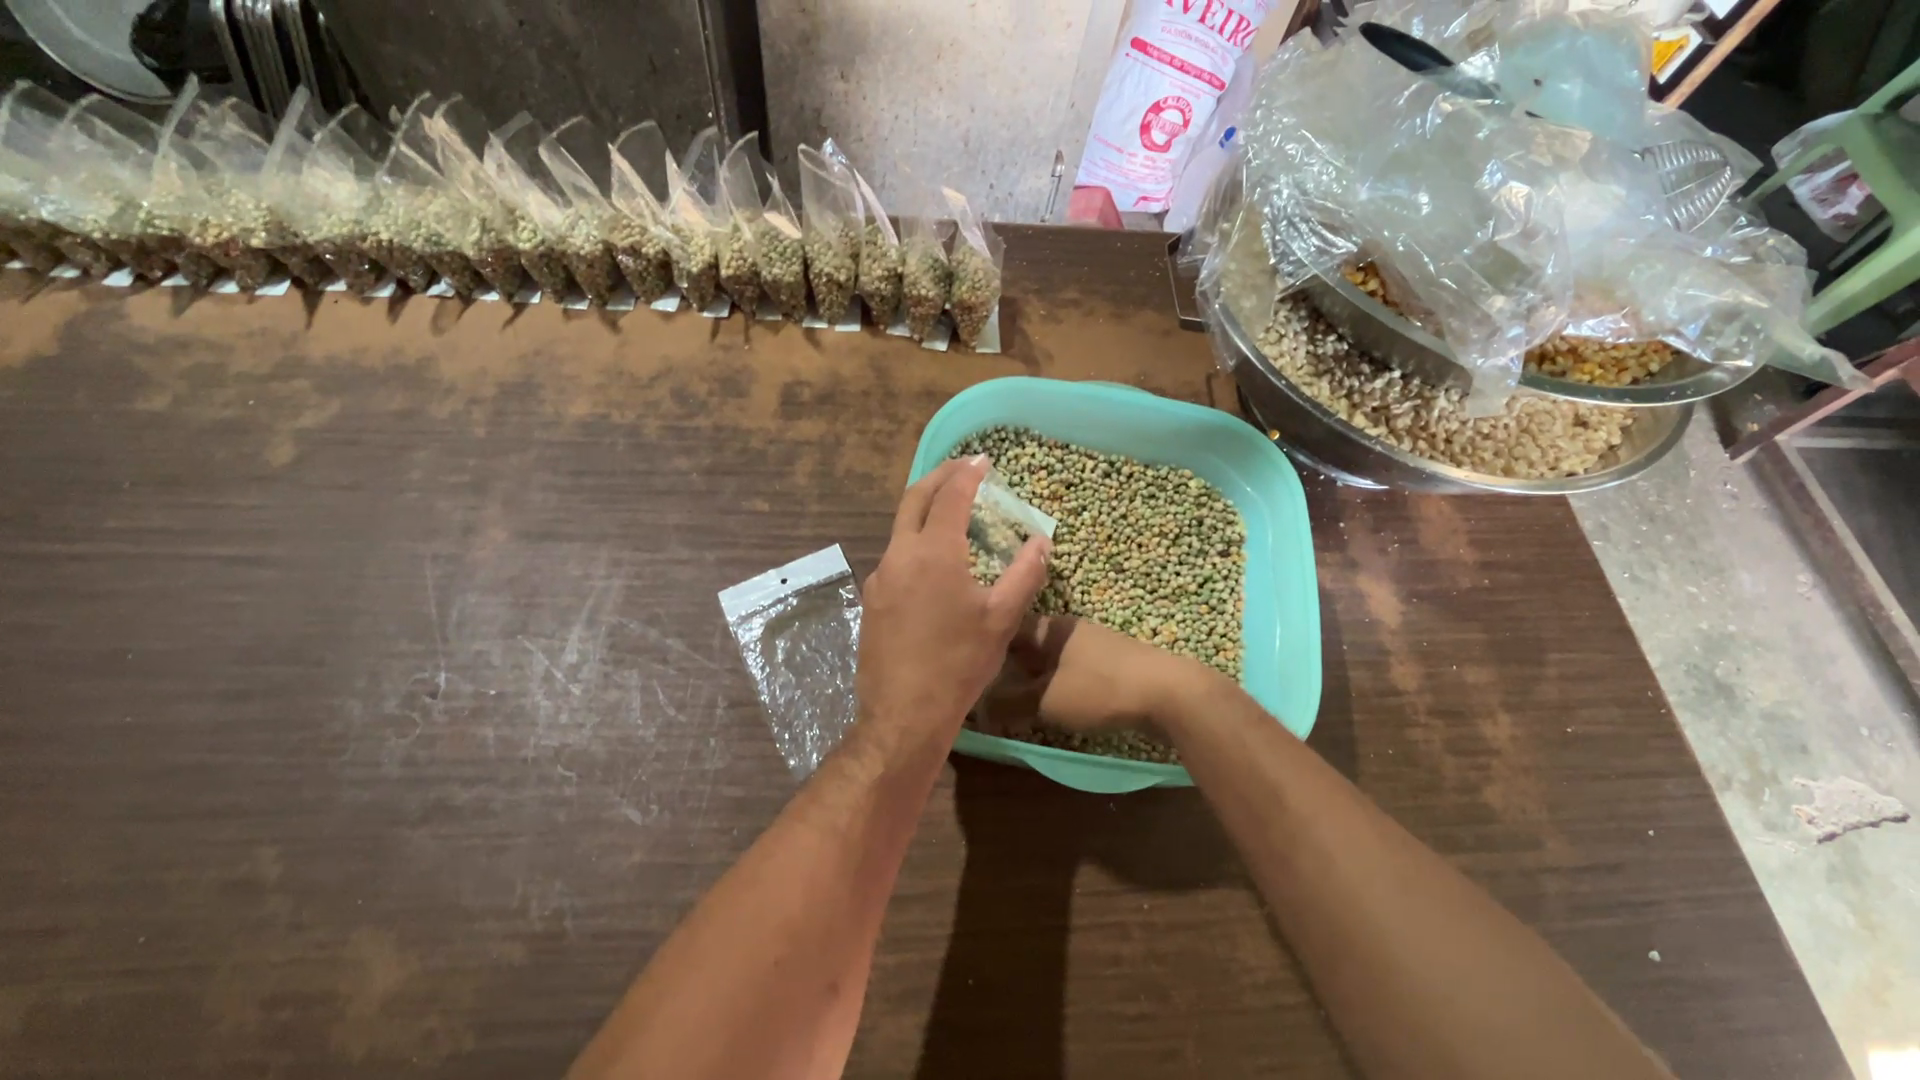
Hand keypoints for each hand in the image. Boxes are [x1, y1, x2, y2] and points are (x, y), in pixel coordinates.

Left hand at [856, 457, 1049, 755]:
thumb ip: (1024, 574)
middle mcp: (900, 555)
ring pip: (900, 530)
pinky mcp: (871, 600)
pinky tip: (932, 563)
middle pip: (914, 499)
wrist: (904, 712)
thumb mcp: (1001, 619)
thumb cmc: (959, 664)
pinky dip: (914, 543)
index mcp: (934, 553)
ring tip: (950, 513)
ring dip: (923, 511)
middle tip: (960, 469)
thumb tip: (1040, 541)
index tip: (983, 460)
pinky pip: (894, 558)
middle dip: (938, 477)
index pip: (951, 496)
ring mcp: (880, 578)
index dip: (968, 473)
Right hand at [976, 614, 1214, 737]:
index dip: (983, 645)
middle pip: (1026, 644)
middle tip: (986, 692)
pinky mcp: (1110, 666)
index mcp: (1049, 627)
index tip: (966, 667)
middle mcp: (1068, 629)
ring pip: (1048, 660)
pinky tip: (1051, 707)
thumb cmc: (1100, 689)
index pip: (1004, 626)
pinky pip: (1069, 672)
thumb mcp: (1046, 700)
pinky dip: (1054, 687)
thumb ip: (1008, 704)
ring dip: (1031, 678)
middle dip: (1006, 666)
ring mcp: (1092, 645)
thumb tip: (977, 709)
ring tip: (1013, 703)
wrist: (1170, 694)